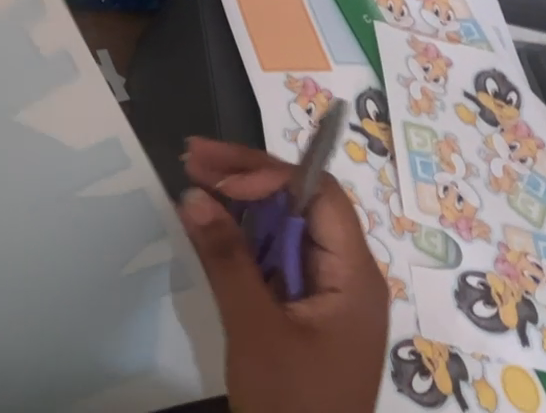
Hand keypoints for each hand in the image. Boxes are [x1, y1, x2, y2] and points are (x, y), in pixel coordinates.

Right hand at [178, 137, 388, 412]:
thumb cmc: (291, 405)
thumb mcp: (255, 329)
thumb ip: (226, 258)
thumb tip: (193, 193)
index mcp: (354, 276)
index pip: (318, 194)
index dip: (268, 173)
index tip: (216, 171)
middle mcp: (346, 276)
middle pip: (300, 202)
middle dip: (247, 176)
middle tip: (192, 158)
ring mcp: (326, 294)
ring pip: (283, 227)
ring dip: (239, 200)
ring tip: (193, 180)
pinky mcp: (304, 311)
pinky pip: (274, 257)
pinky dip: (240, 235)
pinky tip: (208, 224)